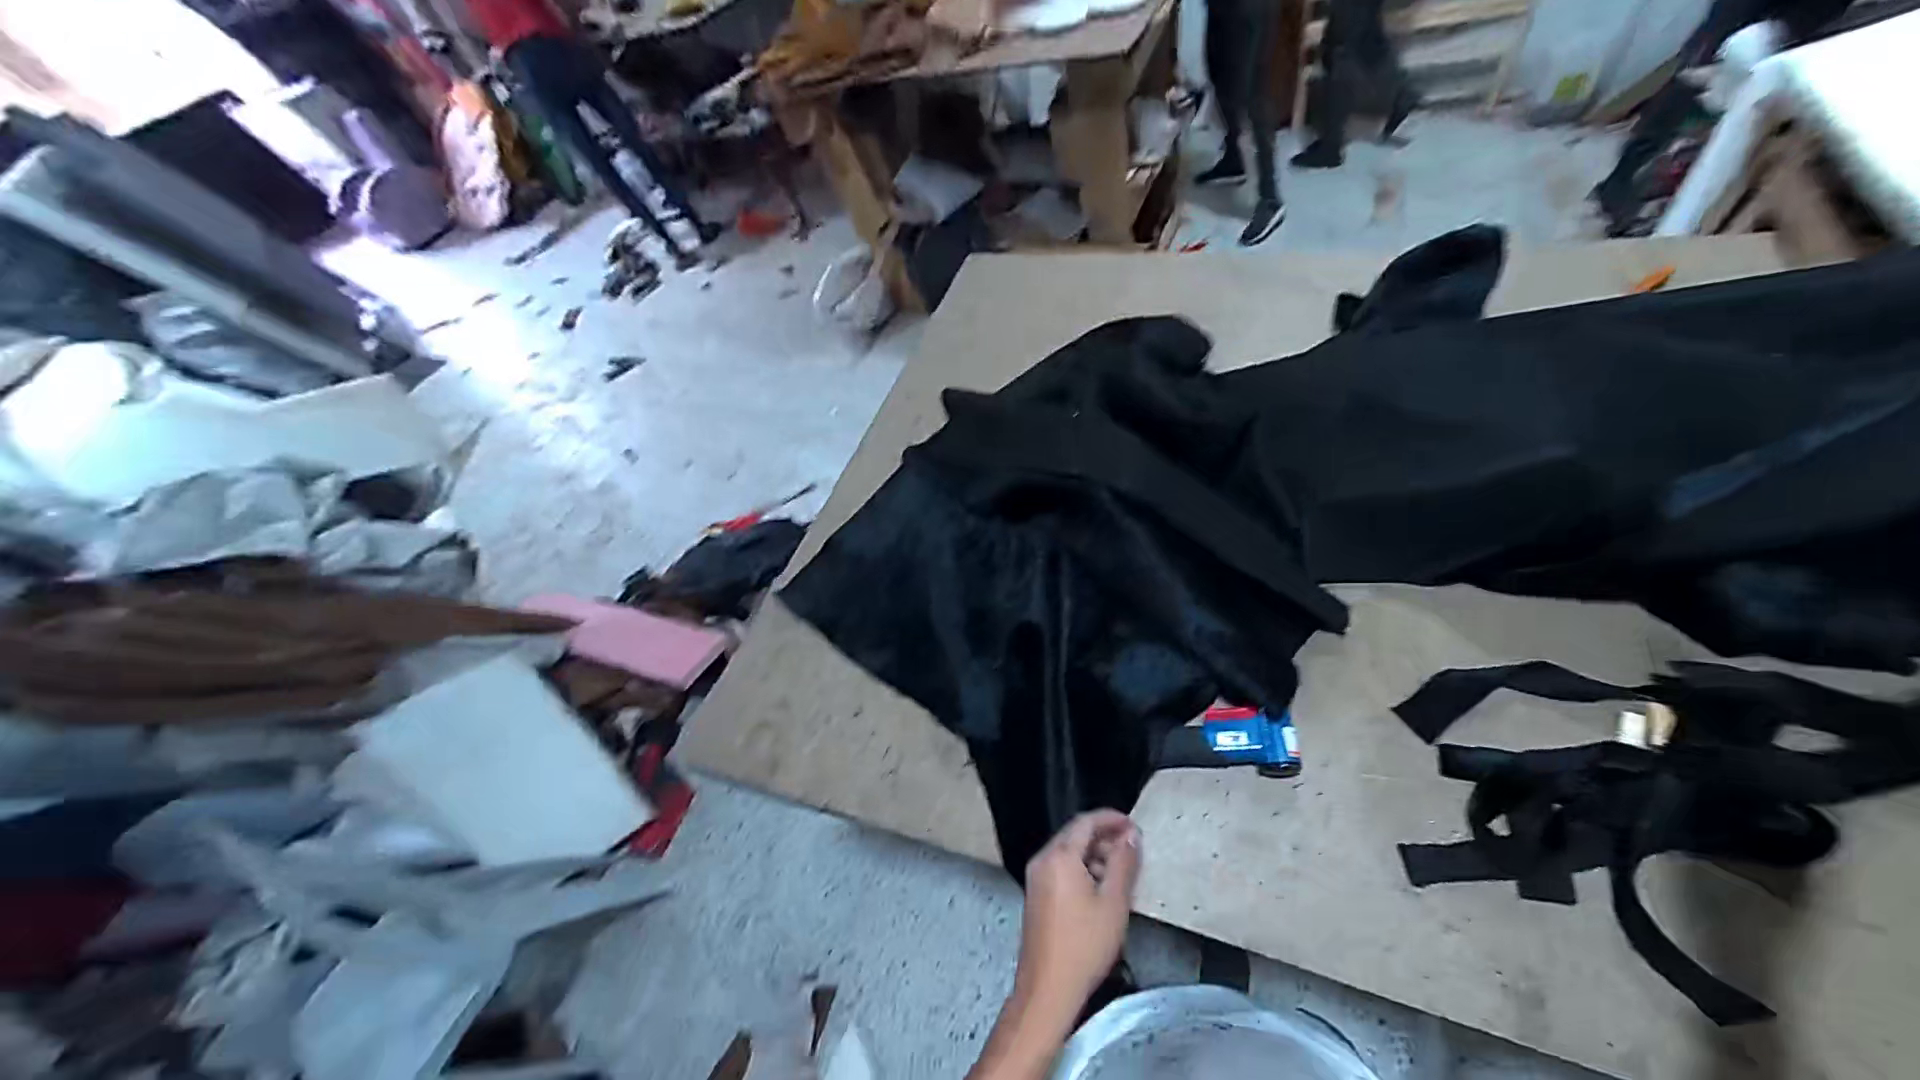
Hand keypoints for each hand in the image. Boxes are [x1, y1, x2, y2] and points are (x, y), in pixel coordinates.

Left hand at [1015, 809, 1142, 1013]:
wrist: (1048, 987)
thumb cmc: (1084, 944)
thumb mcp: (1113, 902)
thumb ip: (1123, 863)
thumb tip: (1130, 836)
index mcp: (1059, 856)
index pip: (1085, 822)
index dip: (1111, 819)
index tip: (1133, 825)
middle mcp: (1043, 859)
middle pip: (1074, 835)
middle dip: (1103, 836)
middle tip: (1131, 847)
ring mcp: (1036, 877)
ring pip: (1067, 852)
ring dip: (1093, 854)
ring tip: (1120, 870)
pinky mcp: (1036, 894)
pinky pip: (1060, 868)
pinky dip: (1081, 868)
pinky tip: (1100, 889)